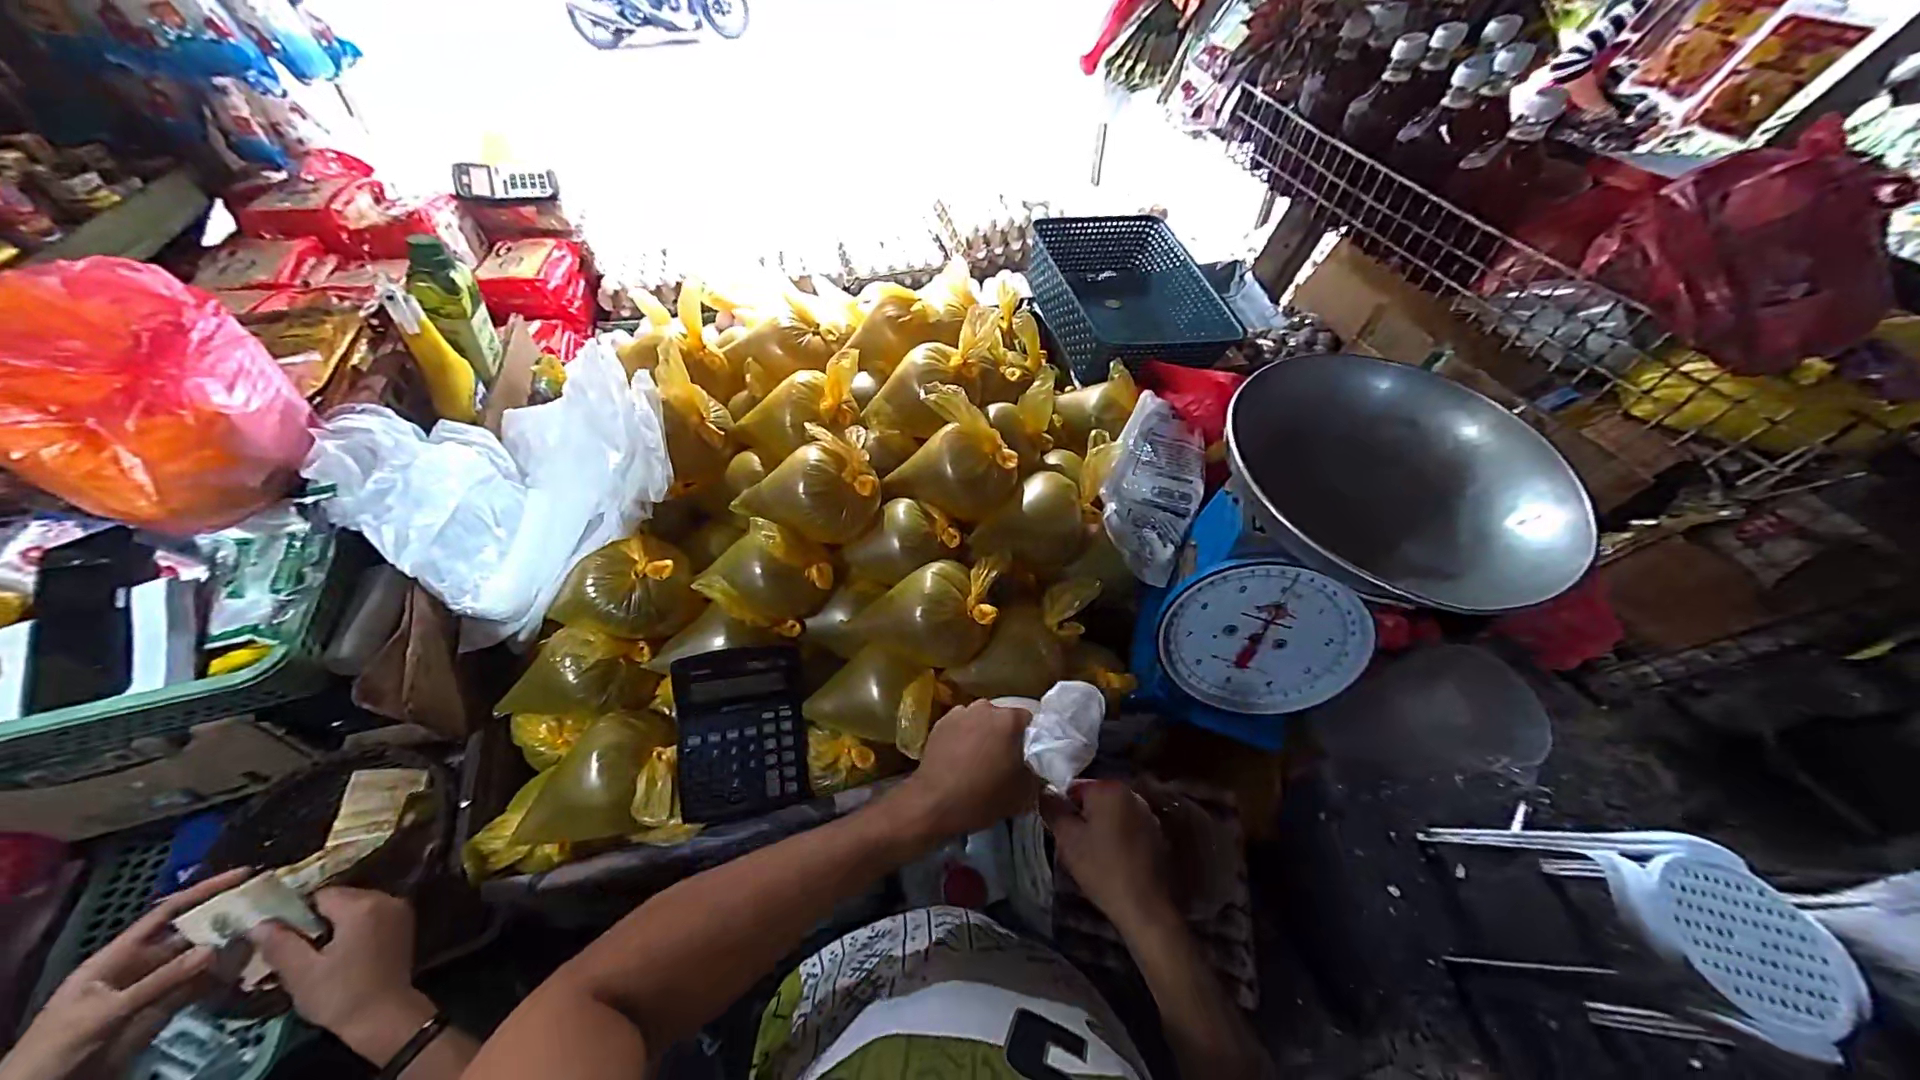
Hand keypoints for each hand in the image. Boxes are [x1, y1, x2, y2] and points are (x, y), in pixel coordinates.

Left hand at [0, 867, 251, 1079]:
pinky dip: (226, 975)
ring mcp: (155, 986)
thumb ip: (158, 981)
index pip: (166, 913)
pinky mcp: (165, 1007)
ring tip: (269, 935)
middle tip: (268, 906)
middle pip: (191, 933)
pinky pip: (202, 984)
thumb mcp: (103, 1014)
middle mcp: (142, 964)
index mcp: (119, 956)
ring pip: (202, 958)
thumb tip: (215, 948)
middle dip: (227, 919)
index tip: (243, 874)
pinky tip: (249, 968)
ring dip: (232, 948)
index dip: (203, 891)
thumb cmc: (55, 1046)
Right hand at [246, 888, 431, 1065]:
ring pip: (357, 905)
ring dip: (336, 922)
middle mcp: (387, 898)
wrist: (382, 1012)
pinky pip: (373, 914)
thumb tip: (260, 923)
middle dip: (317, 918)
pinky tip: (341, 950)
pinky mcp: (404, 921)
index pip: (322, 895)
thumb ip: (280, 943)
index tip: (282, 935)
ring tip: (317, 951)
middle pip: (342, 898)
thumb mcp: (301, 972)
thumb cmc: (339, 994)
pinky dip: (355, 925)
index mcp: (363, 906)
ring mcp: (400, 909)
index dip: (298, 913)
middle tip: (297, 947)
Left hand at [892, 700, 1038, 841]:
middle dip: (1005, 735)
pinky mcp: (939, 723)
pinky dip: (962, 737)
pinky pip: (960, 727)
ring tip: (979, 759)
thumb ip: (1037, 773)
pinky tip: (959, 758)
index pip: (1028, 721)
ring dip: (982, 734)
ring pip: (979, 721)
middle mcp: (984, 708)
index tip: (1027, 757)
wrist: (933, 803)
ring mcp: (959, 713)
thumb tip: (1036, 767)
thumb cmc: (983, 796)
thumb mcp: (1023, 793)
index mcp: (1008, 719)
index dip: (1030, 739)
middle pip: (1002, 718)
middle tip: (1004, 759)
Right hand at [1041, 780, 1175, 932]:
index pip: (1074, 787)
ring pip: (1111, 816)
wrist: (1146, 907)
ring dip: (1100, 830)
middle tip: (1073, 846)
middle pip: (1094, 801)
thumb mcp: (1067, 838)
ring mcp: (1148, 816)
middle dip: (1082, 819)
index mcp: (1110, 788)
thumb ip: (1053, 809)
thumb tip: (1045, 792)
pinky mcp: (1158, 837)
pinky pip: (1128, 830)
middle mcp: (1132, 795)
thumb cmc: (1102, 868)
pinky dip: (1117, 841)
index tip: (1060, 832)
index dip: (1062, 809)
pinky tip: (1113, 863)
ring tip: (1093, 858)